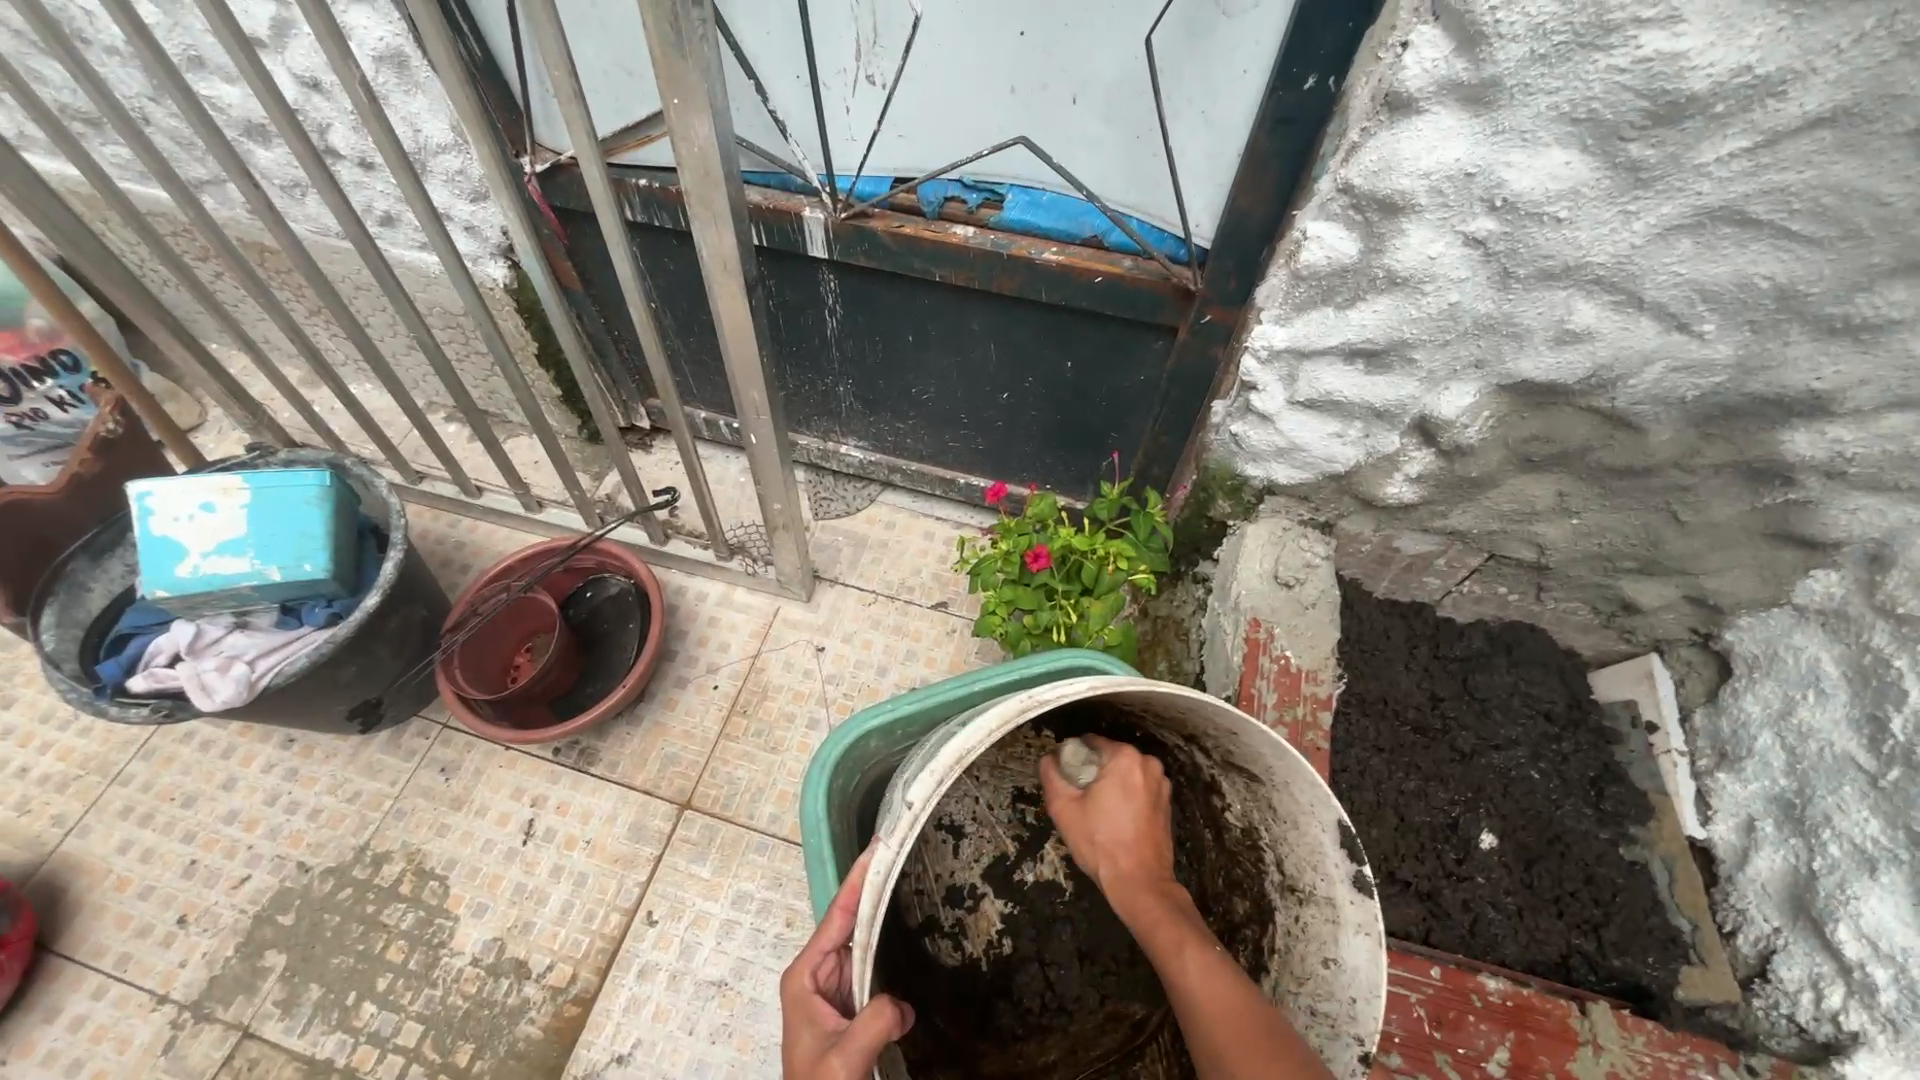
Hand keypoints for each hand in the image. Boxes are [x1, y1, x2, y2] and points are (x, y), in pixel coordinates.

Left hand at [781, 844, 915, 1079]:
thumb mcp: (843, 1057)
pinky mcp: (855, 1008)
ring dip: (889, 924)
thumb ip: (874, 1021)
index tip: (877, 848)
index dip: (858, 881)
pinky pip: (878, 972)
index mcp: (806, 976)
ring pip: (868, 947)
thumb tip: (904, 1003)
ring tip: (913, 886)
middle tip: (903, 857)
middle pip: (853, 924)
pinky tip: (916, 939)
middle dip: (877, 893)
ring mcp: (838, 991)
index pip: (837, 917)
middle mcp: (819, 975)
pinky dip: (896, 956)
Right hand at [1039, 734, 1179, 916]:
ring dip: (1111, 784)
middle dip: (1093, 772)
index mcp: (1125, 758)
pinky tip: (1115, 819)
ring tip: (1096, 811)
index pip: (1091, 743)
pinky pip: (1139, 789)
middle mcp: (1148, 764)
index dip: (1074, 758)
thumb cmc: (1099, 843)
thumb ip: (1052, 775)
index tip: (1066, 779)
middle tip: (1079, 798)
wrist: (1139, 882)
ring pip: (1125, 774)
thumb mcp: (1063, 808)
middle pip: (1110, 757)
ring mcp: (1162, 783)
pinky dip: (1127, 796)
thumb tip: (1049, 759)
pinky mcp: (1167, 803)